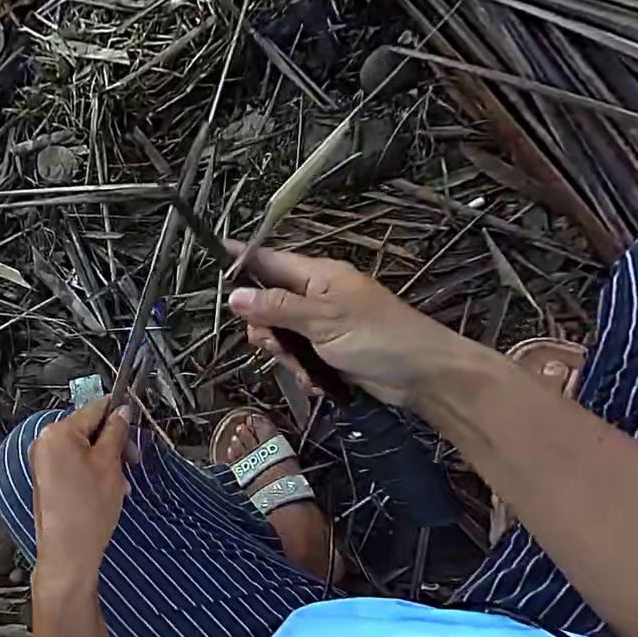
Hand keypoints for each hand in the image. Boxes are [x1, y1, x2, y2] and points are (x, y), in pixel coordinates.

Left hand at [29, 404, 131, 595]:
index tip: (134, 416)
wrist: (69, 552)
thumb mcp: (110, 464)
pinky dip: (94, 471)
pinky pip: (75, 464)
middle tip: (132, 458)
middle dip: (113, 443)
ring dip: (106, 459)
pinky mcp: (48, 479)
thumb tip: (121, 412)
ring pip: (84, 448)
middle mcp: (45, 443)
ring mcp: (44, 462)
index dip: (118, 413)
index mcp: (58, 433)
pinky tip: (109, 488)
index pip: (94, 409)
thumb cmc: (86, 511)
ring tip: (121, 481)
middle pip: (88, 429)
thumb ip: (116, 432)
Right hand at [227, 244, 453, 407]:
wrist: (424, 376)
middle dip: (266, 328)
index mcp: (318, 276)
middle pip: (269, 304)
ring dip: (286, 355)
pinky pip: (301, 356)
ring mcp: (324, 324)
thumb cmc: (378, 337)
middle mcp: (317, 296)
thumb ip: (277, 308)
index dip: (242, 259)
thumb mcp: (323, 320)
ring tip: (303, 367)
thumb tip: (233, 296)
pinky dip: (304, 370)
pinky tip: (317, 381)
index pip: (270, 260)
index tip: (213, 255)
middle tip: (274, 346)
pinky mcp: (330, 350)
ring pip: (282, 335)